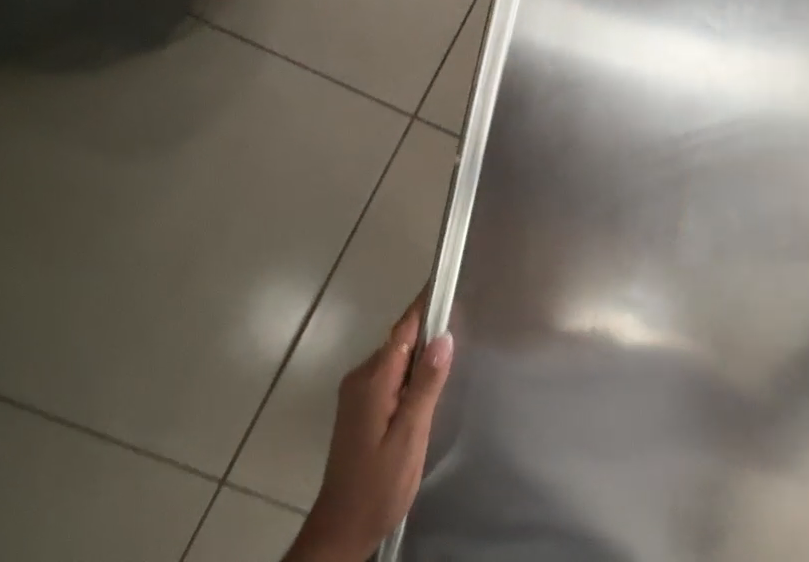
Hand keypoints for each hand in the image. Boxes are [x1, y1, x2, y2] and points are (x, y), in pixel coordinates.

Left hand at [291, 293, 453, 561]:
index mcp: (373, 381)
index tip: (446, 280)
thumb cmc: (378, 484)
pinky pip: (391, 376)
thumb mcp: (409, 435)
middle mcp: (361, 379)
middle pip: (400, 341)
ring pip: (396, 359)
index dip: (424, 305)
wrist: (341, 527)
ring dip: (422, 353)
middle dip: (430, 328)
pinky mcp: (361, 408)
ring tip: (457, 348)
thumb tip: (444, 338)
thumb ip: (425, 385)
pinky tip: (432, 384)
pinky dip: (412, 372)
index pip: (403, 330)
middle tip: (467, 315)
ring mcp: (358, 394)